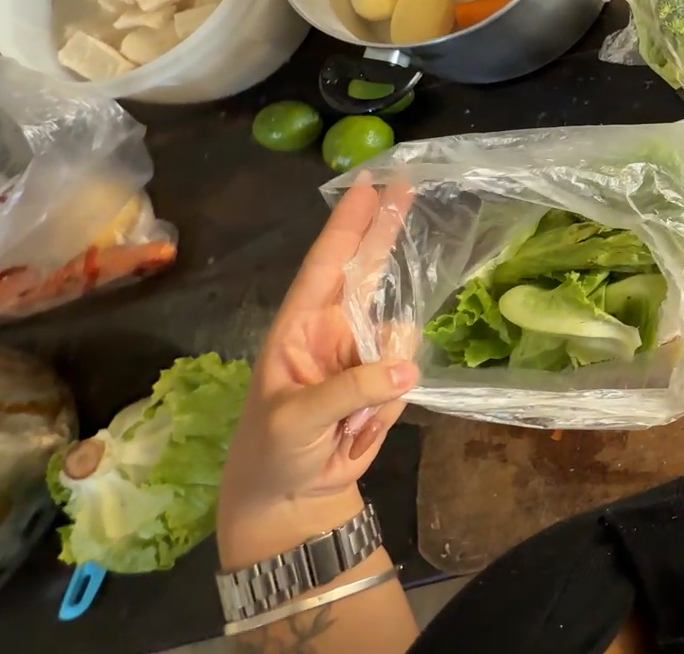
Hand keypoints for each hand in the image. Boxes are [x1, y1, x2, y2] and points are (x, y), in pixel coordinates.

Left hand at [217, 176, 417, 564]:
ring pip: (400, 324)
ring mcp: (364, 350)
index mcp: (298, 328)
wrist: (293, 498)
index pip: (328, 266)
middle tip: (408, 184)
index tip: (370, 185)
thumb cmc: (273, 454)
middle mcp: (333, 328)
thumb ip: (350, 389)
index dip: (349, 225)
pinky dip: (395, 393)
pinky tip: (364, 426)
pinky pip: (411, 361)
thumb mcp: (297, 422)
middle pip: (367, 267)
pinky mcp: (389, 372)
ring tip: (352, 423)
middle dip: (385, 228)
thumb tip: (406, 366)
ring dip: (386, 367)